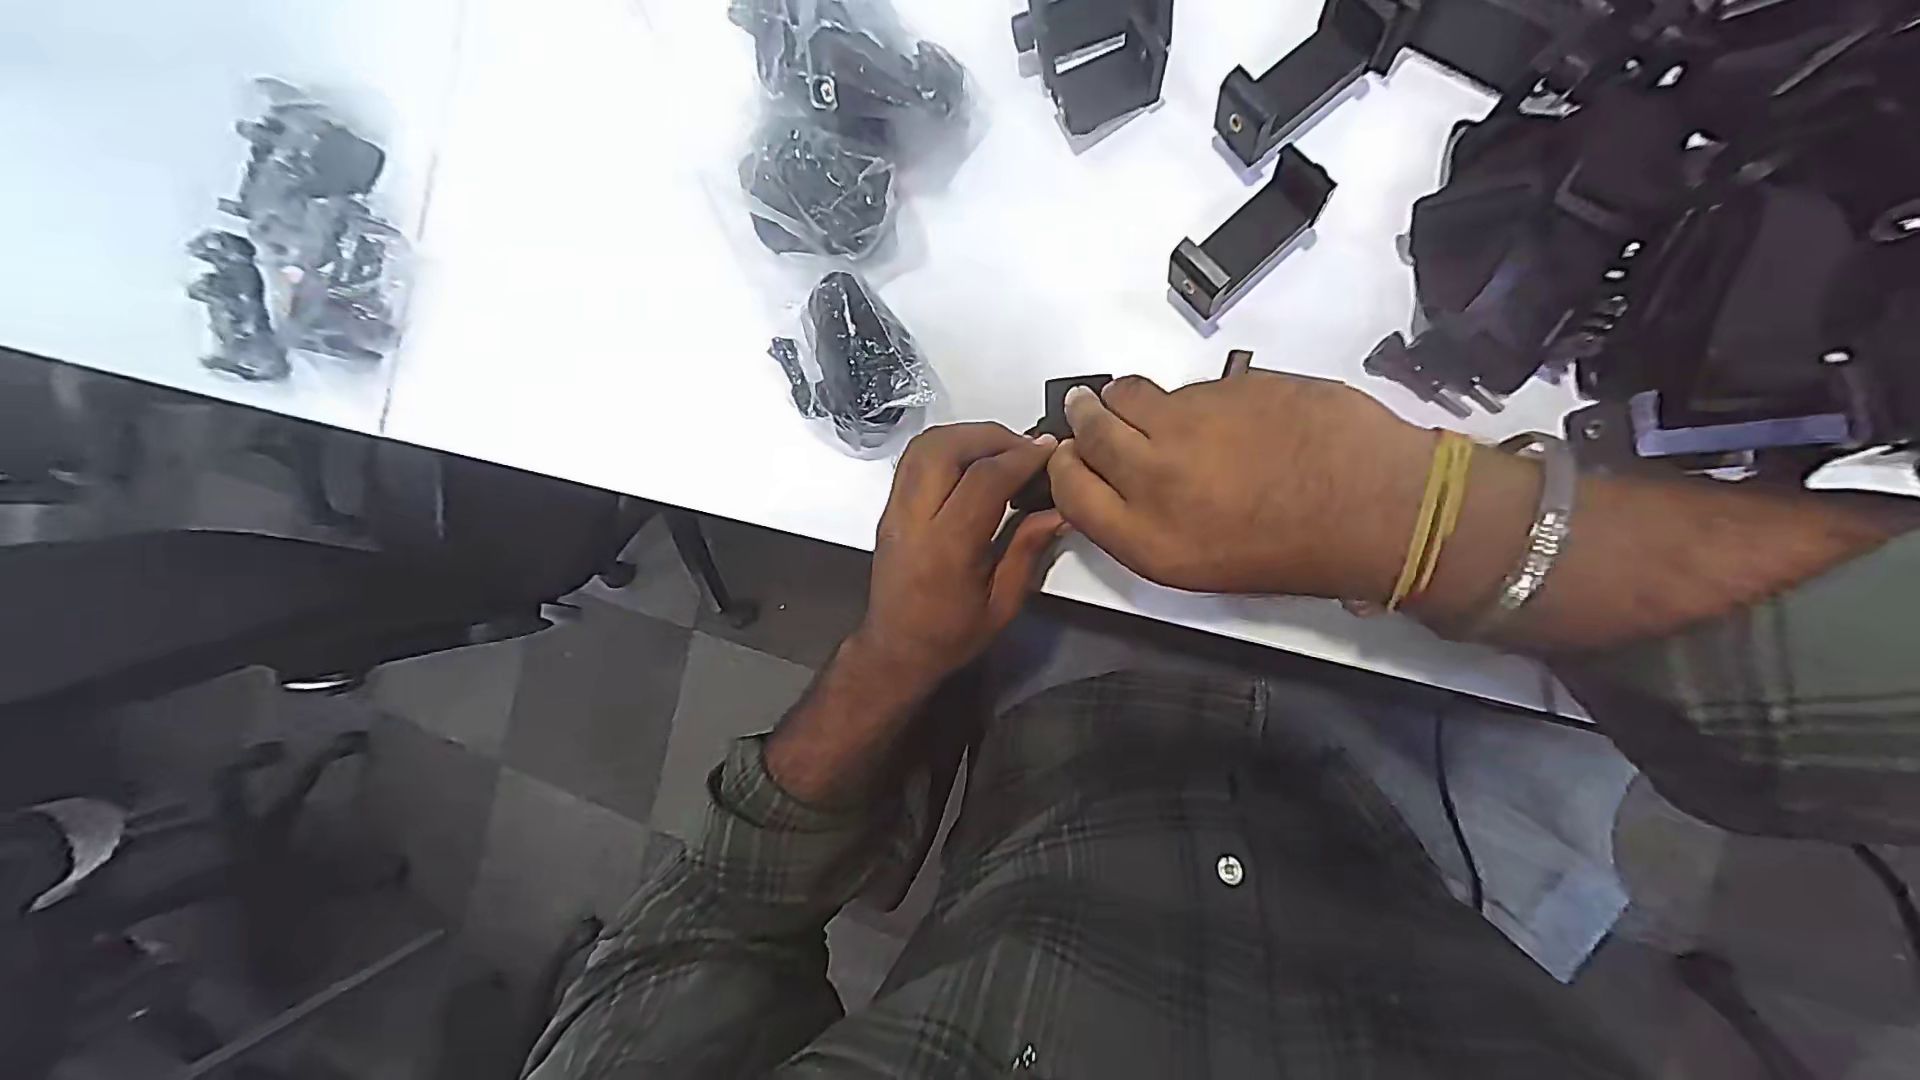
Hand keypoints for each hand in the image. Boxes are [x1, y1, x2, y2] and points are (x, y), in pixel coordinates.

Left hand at [853, 422, 1064, 693]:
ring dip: (966, 435)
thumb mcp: (1002, 603)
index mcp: (946, 550)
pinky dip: (946, 446)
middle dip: (992, 436)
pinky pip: (913, 458)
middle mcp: (913, 522)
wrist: (895, 650)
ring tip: (1000, 450)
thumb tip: (1058, 511)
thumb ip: (1028, 550)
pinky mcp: (888, 509)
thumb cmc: (948, 636)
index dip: (1021, 457)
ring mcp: (894, 512)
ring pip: (924, 445)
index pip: (983, 480)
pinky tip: (972, 460)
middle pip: (946, 448)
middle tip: (1024, 448)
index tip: (1047, 451)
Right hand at [1047, 371, 1438, 601]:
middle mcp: (1157, 478)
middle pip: (1089, 430)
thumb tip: (1107, 481)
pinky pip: (1189, 387)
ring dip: (1126, 397)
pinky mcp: (1230, 387)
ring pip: (1131, 394)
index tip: (1066, 453)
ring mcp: (1194, 425)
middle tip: (1084, 407)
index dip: (1061, 465)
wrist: (1377, 512)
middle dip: (1082, 415)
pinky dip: (1188, 397)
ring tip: (1140, 404)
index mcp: (1147, 536)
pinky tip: (1216, 416)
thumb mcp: (1193, 563)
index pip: (1069, 487)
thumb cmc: (1288, 550)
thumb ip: (1136, 523)